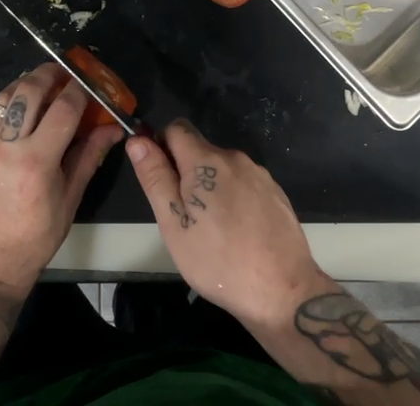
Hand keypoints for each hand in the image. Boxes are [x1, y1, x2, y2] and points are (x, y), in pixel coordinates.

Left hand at [0, 64, 125, 294]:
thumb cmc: (36, 236)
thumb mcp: (70, 199)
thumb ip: (90, 156)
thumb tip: (113, 128)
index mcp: (37, 161)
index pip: (63, 109)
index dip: (81, 91)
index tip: (92, 83)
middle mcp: (9, 146)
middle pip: (30, 90)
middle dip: (52, 74)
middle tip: (69, 71)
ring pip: (7, 96)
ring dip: (28, 82)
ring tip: (47, 82)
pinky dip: (11, 101)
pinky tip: (26, 107)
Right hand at [126, 119, 332, 332]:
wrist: (282, 290)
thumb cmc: (218, 260)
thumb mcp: (174, 224)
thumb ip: (155, 177)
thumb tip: (137, 140)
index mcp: (206, 160)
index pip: (176, 128)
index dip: (161, 146)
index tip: (161, 179)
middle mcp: (235, 157)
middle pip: (200, 150)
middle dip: (187, 172)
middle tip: (186, 216)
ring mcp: (259, 175)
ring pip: (223, 169)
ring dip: (212, 186)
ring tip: (213, 230)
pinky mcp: (276, 193)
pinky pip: (245, 184)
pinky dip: (235, 199)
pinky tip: (238, 232)